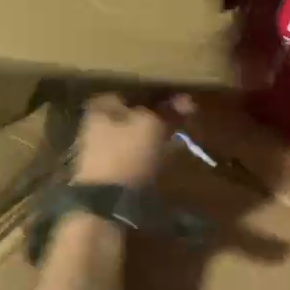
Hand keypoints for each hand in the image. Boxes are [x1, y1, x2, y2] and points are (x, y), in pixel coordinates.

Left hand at [72, 93, 193, 188]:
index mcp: (103, 103)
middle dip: (166, 107)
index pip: (138, 85)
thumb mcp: (153, 123)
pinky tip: (173, 144)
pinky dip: (155, 143)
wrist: (104, 205)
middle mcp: (100, 120)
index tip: (184, 90)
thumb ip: (168, 107)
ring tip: (185, 125)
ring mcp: (104, 143)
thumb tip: (181, 98)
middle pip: (140, 106)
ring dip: (162, 125)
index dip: (164, 86)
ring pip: (141, 126)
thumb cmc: (126, 153)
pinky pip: (139, 145)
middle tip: (189, 108)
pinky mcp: (112, 164)